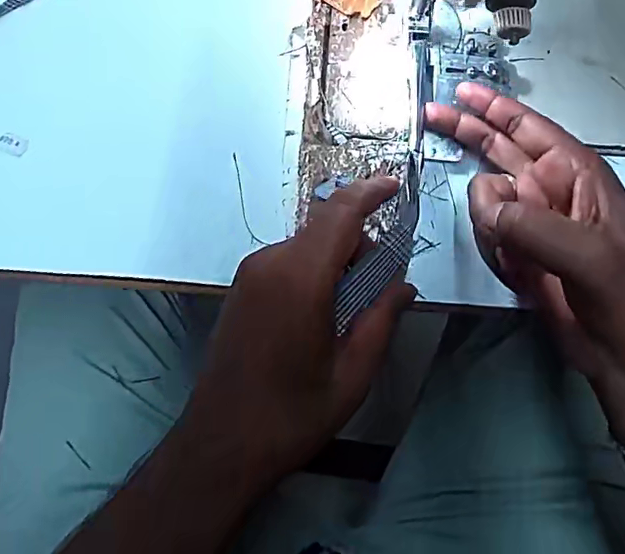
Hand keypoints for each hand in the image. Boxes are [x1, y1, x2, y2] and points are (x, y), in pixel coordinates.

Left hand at [173, 175, 415, 488]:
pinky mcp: (241, 283)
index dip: (369, 193)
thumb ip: (381, 320)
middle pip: (324, 229)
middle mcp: (271, 262)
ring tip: (348, 311)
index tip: (392, 184)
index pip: (339, 215)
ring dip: (334, 260)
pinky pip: (287, 260)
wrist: (221, 441)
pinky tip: (318, 313)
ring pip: (306, 245)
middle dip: (358, 245)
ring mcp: (251, 270)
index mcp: (301, 278)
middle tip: (379, 288)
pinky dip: (311, 269)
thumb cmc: (291, 415)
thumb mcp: (351, 375)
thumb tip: (403, 286)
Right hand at [424, 83, 624, 443]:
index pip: (527, 128)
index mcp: (576, 174)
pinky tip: (517, 273)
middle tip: (431, 115)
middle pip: (497, 146)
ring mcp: (532, 218)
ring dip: (488, 222)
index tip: (460, 92)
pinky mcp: (518, 247)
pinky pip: (485, 230)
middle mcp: (550, 187)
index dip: (493, 107)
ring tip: (513, 256)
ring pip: (484, 197)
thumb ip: (533, 224)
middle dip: (467, 131)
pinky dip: (491, 247)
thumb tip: (485, 204)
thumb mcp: (589, 256)